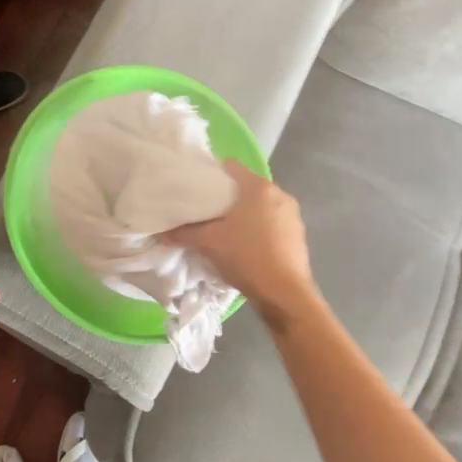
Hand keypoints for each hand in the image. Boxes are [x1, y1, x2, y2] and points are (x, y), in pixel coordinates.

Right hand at [168, 161, 321, 330]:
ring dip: (245, 213)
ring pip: (261, 205)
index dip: (212, 174)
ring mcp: (293, 215)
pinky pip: (274, 221)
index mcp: (258, 187)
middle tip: (207, 211)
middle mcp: (280, 194)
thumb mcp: (208, 242)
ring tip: (226, 230)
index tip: (198, 189)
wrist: (284, 294)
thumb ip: (183, 232)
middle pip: (246, 186)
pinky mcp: (299, 234)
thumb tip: (162, 231)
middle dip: (228, 197)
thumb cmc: (246, 257)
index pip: (231, 166)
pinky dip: (260, 227)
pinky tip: (247, 245)